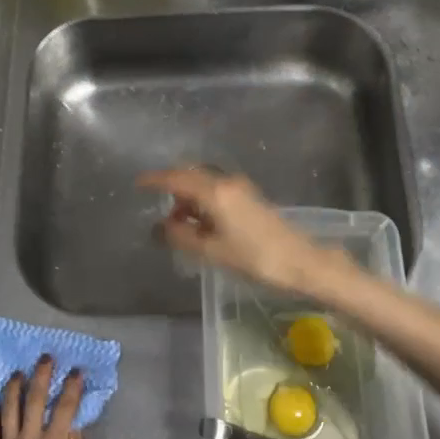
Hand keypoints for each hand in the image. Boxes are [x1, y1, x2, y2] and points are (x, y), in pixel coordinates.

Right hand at [138, 168, 350, 295]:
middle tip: (157, 208)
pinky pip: (217, 191)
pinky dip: (203, 202)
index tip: (137, 184)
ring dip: (188, 197)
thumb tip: (160, 226)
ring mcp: (241, 189)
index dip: (155, 180)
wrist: (302, 263)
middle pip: (191, 175)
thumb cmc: (255, 258)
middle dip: (172, 188)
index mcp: (215, 192)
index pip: (177, 178)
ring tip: (179, 224)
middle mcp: (227, 182)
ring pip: (205, 183)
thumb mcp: (212, 251)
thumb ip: (182, 236)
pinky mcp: (250, 199)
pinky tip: (201, 224)